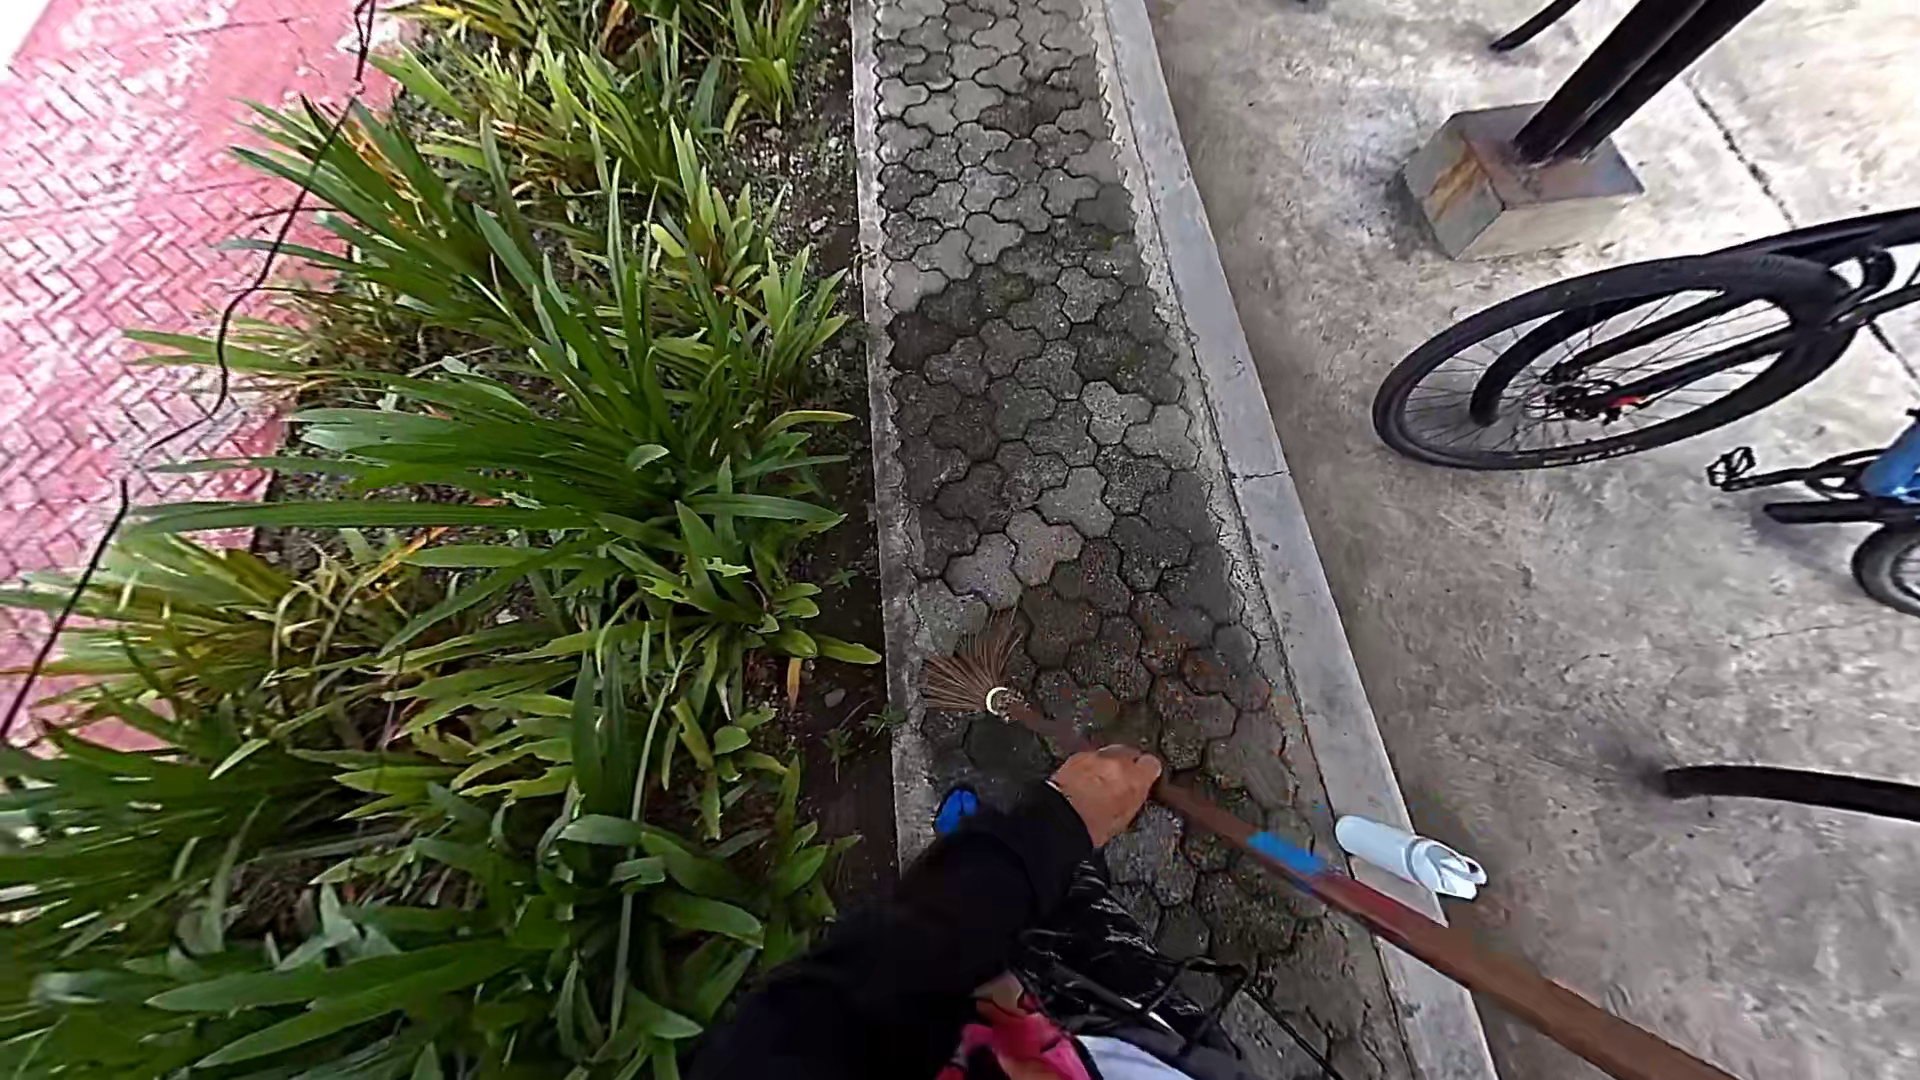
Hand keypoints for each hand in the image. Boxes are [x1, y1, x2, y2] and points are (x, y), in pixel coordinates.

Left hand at [1051, 745, 1160, 845]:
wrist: (1061, 817)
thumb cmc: (1091, 825)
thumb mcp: (1125, 818)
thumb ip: (1134, 798)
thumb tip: (1135, 794)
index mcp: (1135, 780)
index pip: (1151, 764)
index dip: (1148, 771)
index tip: (1145, 776)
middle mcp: (1117, 762)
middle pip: (1130, 753)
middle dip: (1127, 765)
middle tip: (1122, 780)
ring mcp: (1096, 756)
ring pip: (1109, 752)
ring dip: (1108, 764)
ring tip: (1102, 781)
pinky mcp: (1077, 756)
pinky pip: (1090, 756)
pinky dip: (1090, 765)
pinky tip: (1086, 778)